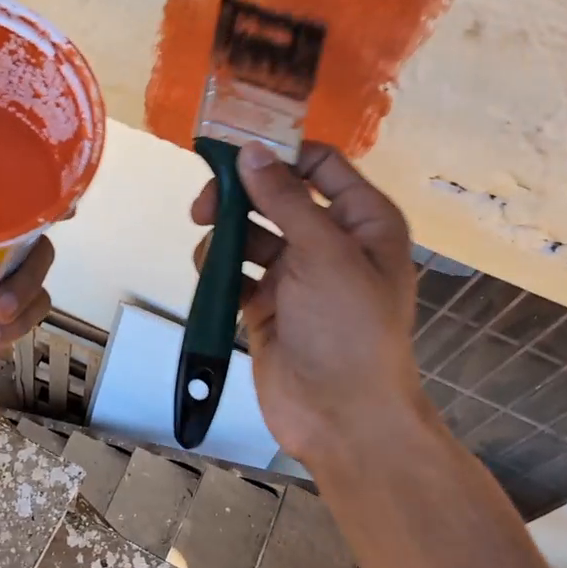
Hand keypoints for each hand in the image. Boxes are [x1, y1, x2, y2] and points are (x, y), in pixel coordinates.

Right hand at [191, 141, 430, 469]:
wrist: (342, 417)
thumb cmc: (349, 329)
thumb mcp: (324, 254)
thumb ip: (284, 199)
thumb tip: (251, 150)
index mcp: (363, 220)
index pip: (319, 164)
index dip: (278, 153)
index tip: (231, 150)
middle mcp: (330, 241)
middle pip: (275, 195)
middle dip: (240, 196)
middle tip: (203, 205)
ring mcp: (296, 275)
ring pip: (250, 232)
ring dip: (226, 235)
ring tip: (211, 251)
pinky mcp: (266, 304)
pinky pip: (236, 271)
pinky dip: (221, 269)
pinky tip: (214, 276)